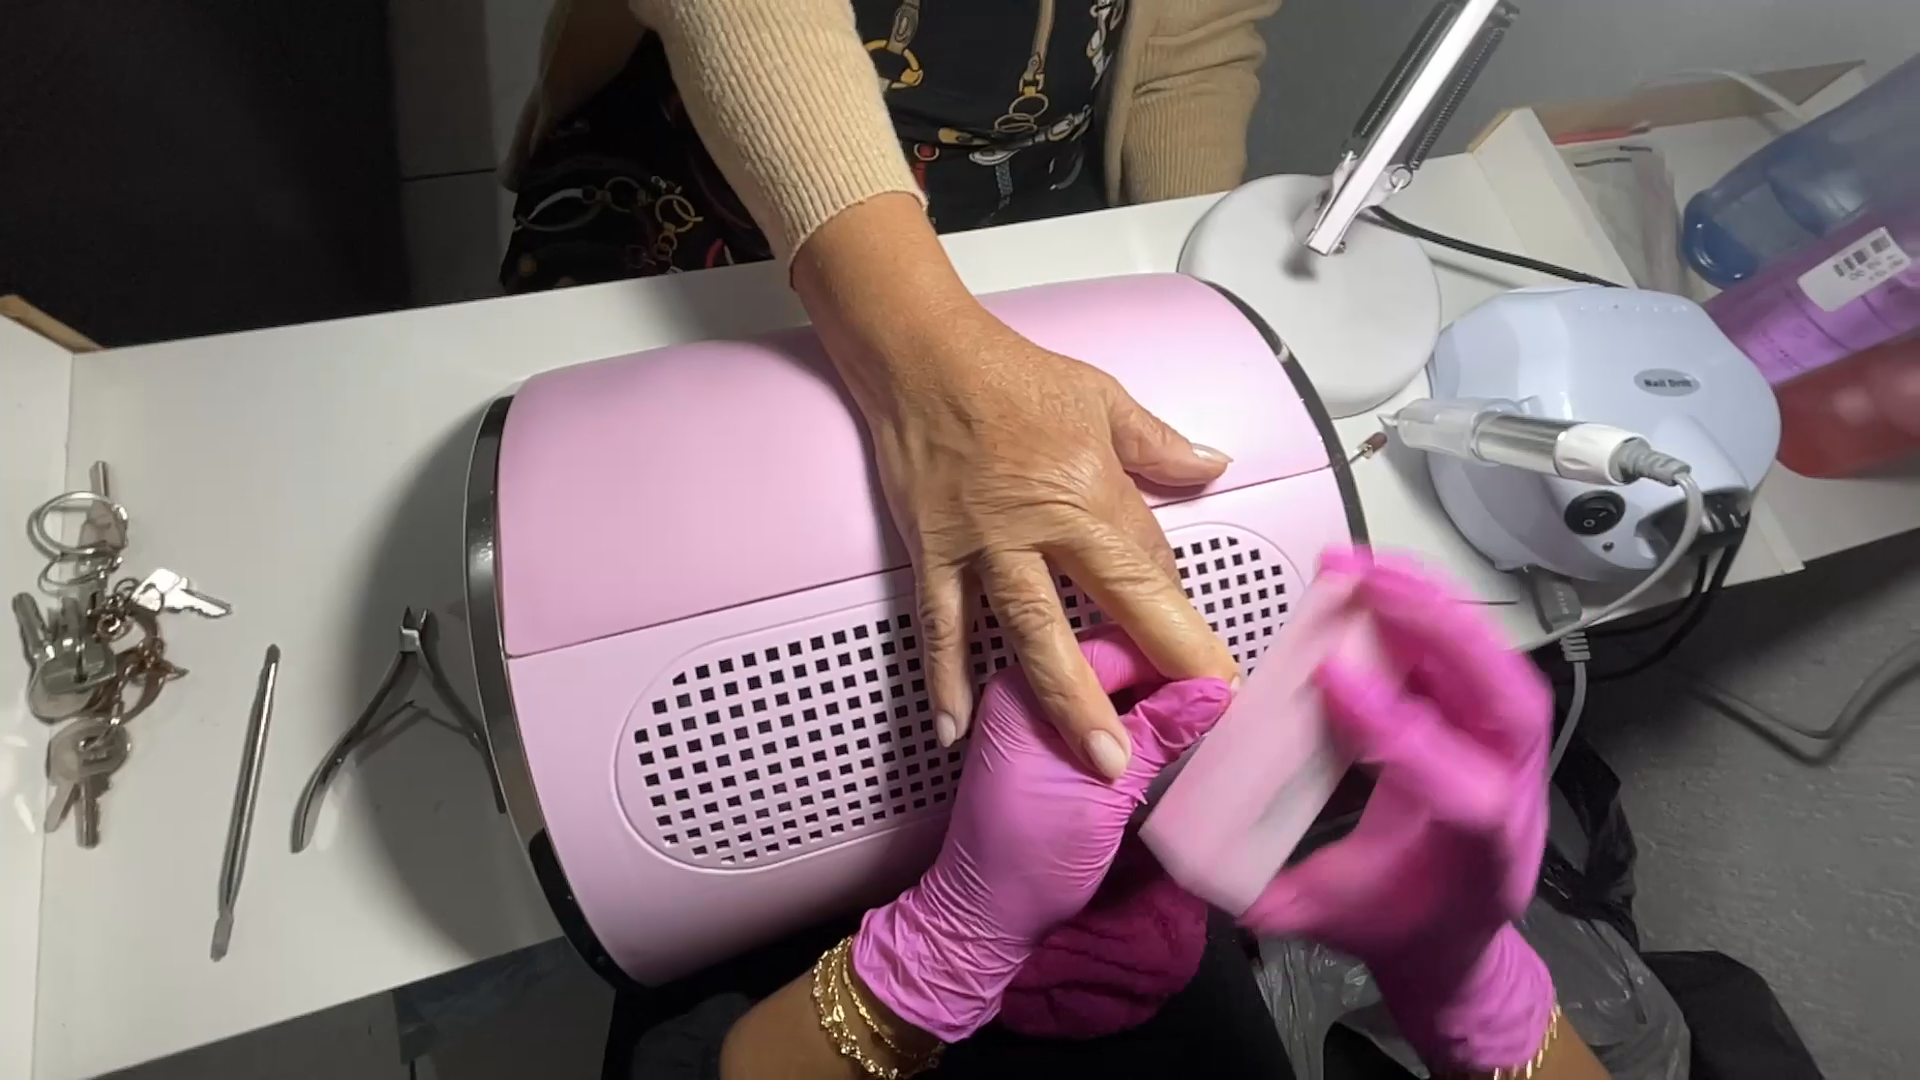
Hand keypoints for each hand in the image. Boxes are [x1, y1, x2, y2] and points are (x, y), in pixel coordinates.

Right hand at [793, 194, 1237, 781]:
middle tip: (1178, 739)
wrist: (923, 358)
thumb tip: (1213, 465)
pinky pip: (939, 624)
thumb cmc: (1012, 375)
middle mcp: (1039, 525)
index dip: (1180, 623)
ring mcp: (981, 545)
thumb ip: (1159, 443)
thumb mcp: (1101, 398)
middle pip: (1099, 610)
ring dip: (1060, 697)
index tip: (1210, 672)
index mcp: (1090, 490)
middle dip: (1140, 677)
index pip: (1147, 569)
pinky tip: (954, 729)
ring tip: (1089, 759)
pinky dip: (945, 677)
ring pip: (1026, 630)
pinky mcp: (932, 552)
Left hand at [853, 631, 1230, 1041]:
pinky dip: (1140, 720)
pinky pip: (1102, 715)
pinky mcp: (1050, 743)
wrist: (988, 913)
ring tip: (1208, 711)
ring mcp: (1037, 716)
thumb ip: (1159, 734)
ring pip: (1111, 689)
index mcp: (1024, 688)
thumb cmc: (1033, 853)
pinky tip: (1175, 730)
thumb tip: (1216, 691)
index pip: (1111, 651)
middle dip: (1168, 677)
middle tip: (1224, 697)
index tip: (1226, 679)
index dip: (1171, 661)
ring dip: (1158, 699)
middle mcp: (1027, 688)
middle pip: (1112, 664)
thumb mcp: (1103, 791)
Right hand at [1239, 549, 1555, 1071]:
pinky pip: (1466, 656)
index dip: (1397, 729)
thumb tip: (1201, 856)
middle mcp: (1508, 792)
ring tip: (1369, 565)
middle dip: (1438, 631)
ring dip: (1430, 604)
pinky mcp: (1478, 722)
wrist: (1454, 929)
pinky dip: (1427, 611)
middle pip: (1503, 700)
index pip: (1459, 787)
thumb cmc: (1403, 923)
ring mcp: (1503, 752)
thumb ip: (1268, 895)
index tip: (1332, 679)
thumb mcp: (1330, 918)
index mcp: (1475, 853)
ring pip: (1490, 664)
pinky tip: (1382, 584)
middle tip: (1370, 582)